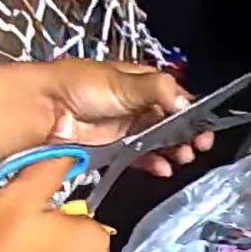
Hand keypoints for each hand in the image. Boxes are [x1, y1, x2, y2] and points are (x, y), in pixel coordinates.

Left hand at [34, 59, 214, 177]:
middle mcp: (139, 105)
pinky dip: (156, 164)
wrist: (45, 111)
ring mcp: (130, 129)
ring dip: (175, 151)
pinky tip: (164, 169)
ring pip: (162, 143)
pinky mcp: (119, 150)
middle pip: (174, 123)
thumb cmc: (81, 88)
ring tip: (183, 158)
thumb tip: (186, 103)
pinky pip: (144, 158)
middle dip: (188, 136)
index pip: (177, 98)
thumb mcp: (123, 83)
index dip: (193, 113)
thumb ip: (158, 91)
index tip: (204, 128)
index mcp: (143, 82)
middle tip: (198, 146)